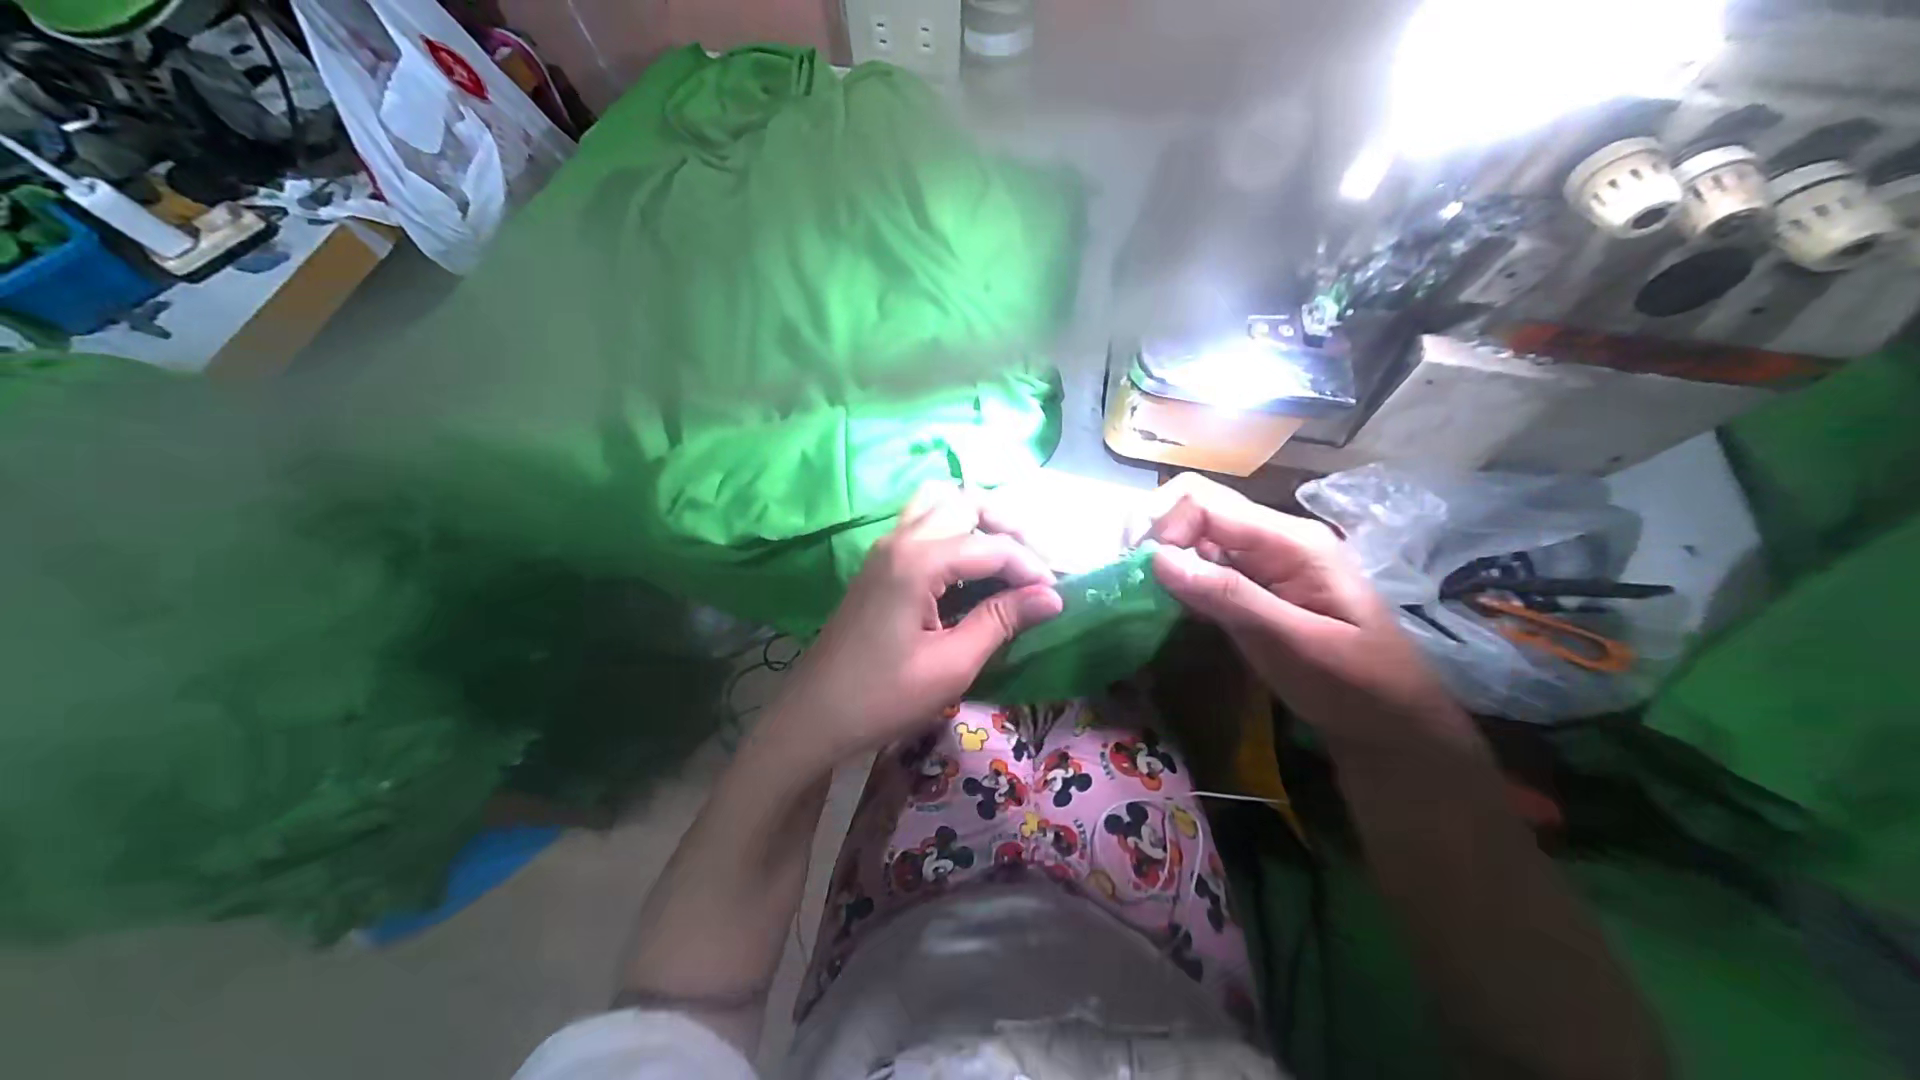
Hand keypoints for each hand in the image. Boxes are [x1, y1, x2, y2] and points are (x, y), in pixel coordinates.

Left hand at [770, 484, 1063, 758]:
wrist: (816, 715)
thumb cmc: (883, 697)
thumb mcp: (951, 665)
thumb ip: (1001, 621)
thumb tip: (1052, 597)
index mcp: (918, 562)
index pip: (991, 546)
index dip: (1031, 567)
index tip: (1057, 596)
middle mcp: (900, 540)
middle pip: (967, 503)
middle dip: (1009, 528)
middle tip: (1035, 568)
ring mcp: (885, 547)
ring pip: (941, 502)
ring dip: (979, 519)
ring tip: (1006, 556)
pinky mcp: (879, 562)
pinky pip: (922, 520)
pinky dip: (954, 526)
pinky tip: (970, 561)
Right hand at [1140, 473, 1473, 755]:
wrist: (1393, 725)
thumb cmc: (1352, 685)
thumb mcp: (1290, 643)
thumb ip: (1227, 596)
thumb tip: (1156, 557)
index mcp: (1290, 540)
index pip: (1204, 502)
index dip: (1163, 529)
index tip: (1144, 576)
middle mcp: (1274, 538)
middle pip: (1196, 507)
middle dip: (1155, 535)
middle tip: (1132, 581)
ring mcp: (1265, 560)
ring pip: (1195, 535)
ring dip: (1163, 558)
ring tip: (1143, 597)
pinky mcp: (1256, 585)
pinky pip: (1205, 565)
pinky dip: (1179, 580)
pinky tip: (1169, 607)